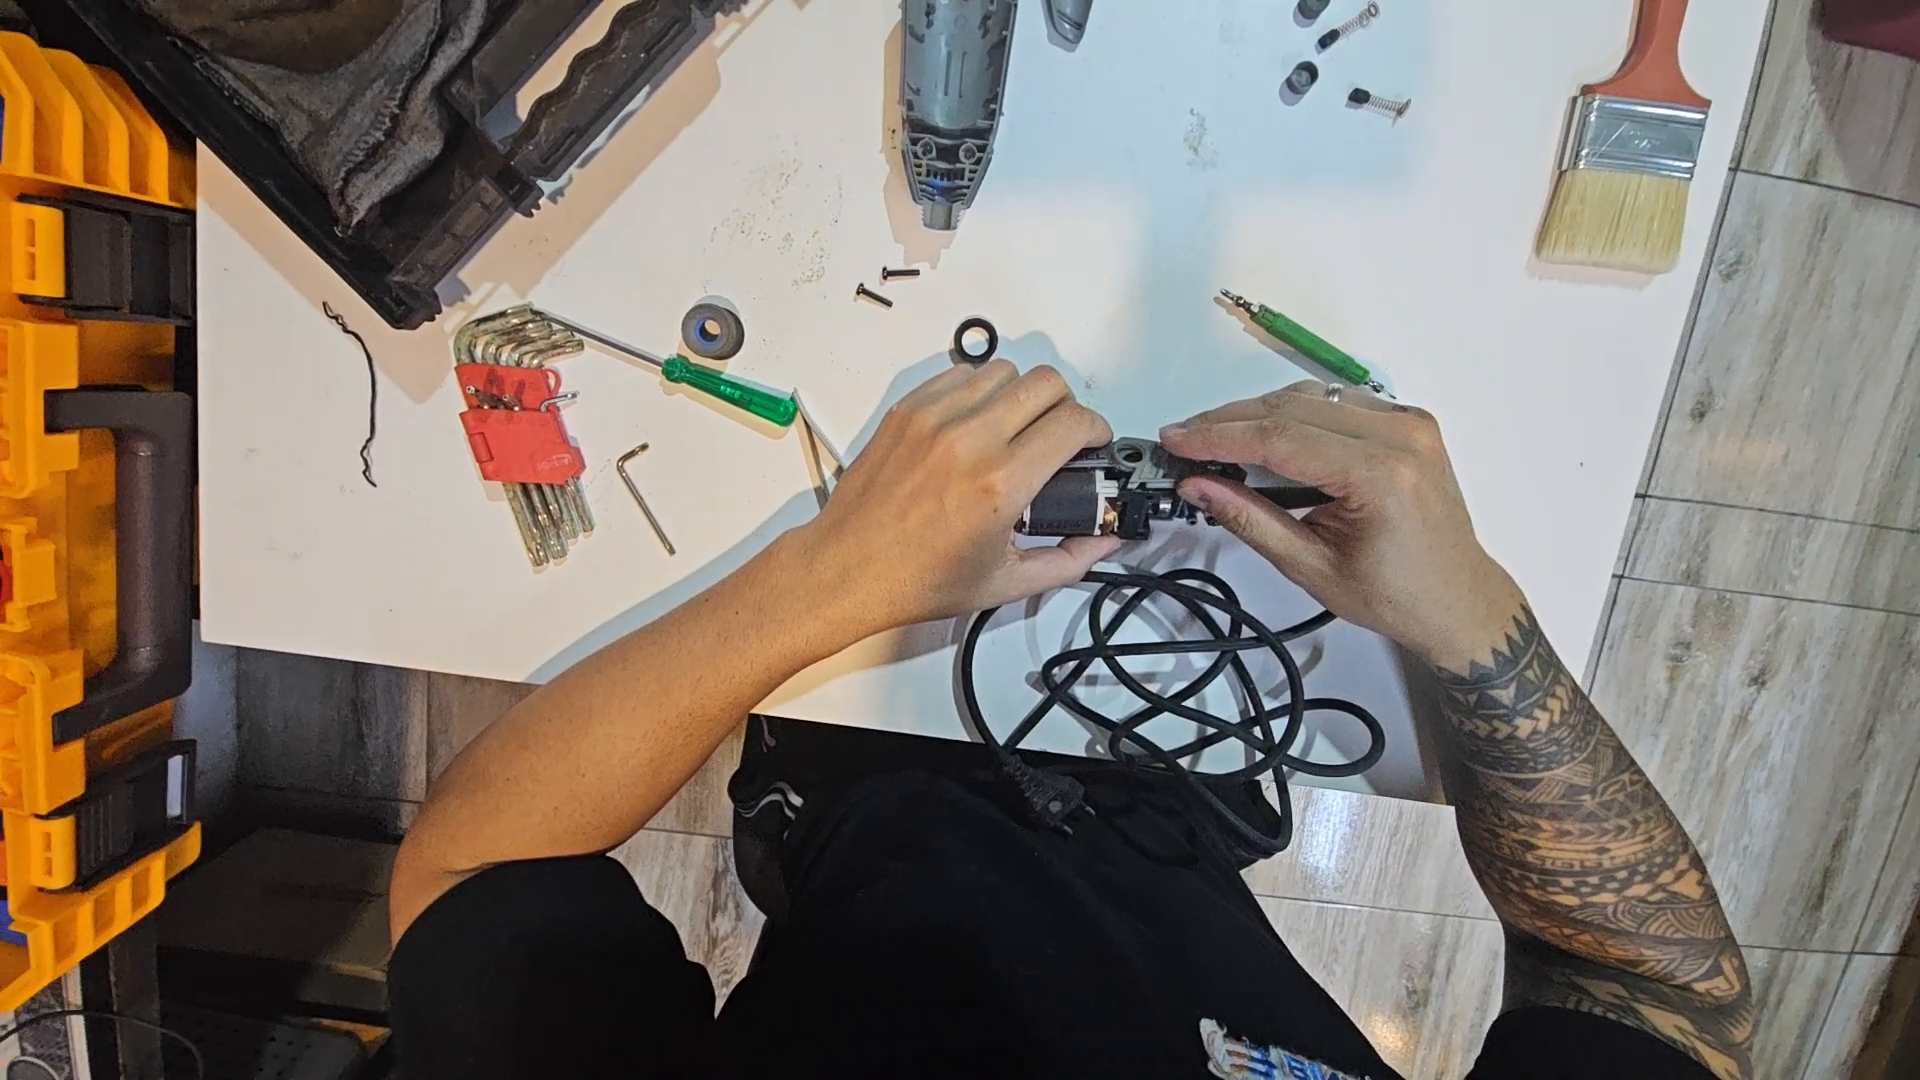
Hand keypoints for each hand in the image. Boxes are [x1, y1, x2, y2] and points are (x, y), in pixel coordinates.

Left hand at [796, 360, 1119, 635]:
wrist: (847, 569)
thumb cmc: (912, 579)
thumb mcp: (1004, 583)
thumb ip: (1067, 560)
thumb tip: (1101, 540)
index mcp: (998, 484)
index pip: (1073, 423)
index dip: (1096, 430)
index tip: (1092, 442)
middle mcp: (967, 440)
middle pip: (1047, 383)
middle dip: (1067, 407)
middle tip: (1060, 435)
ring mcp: (933, 419)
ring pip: (1006, 371)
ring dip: (1023, 396)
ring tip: (1017, 429)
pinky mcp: (907, 411)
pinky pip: (961, 374)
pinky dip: (980, 392)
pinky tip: (978, 423)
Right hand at [1159, 381, 1524, 664]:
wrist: (1457, 599)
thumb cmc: (1392, 594)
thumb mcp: (1308, 565)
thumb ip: (1248, 519)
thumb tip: (1196, 486)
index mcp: (1381, 476)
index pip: (1279, 439)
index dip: (1218, 436)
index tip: (1175, 439)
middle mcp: (1400, 436)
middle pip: (1291, 407)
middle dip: (1227, 420)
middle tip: (1182, 438)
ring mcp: (1407, 422)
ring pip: (1309, 396)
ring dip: (1254, 413)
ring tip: (1212, 438)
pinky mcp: (1405, 422)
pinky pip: (1333, 400)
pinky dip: (1288, 413)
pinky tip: (1259, 434)